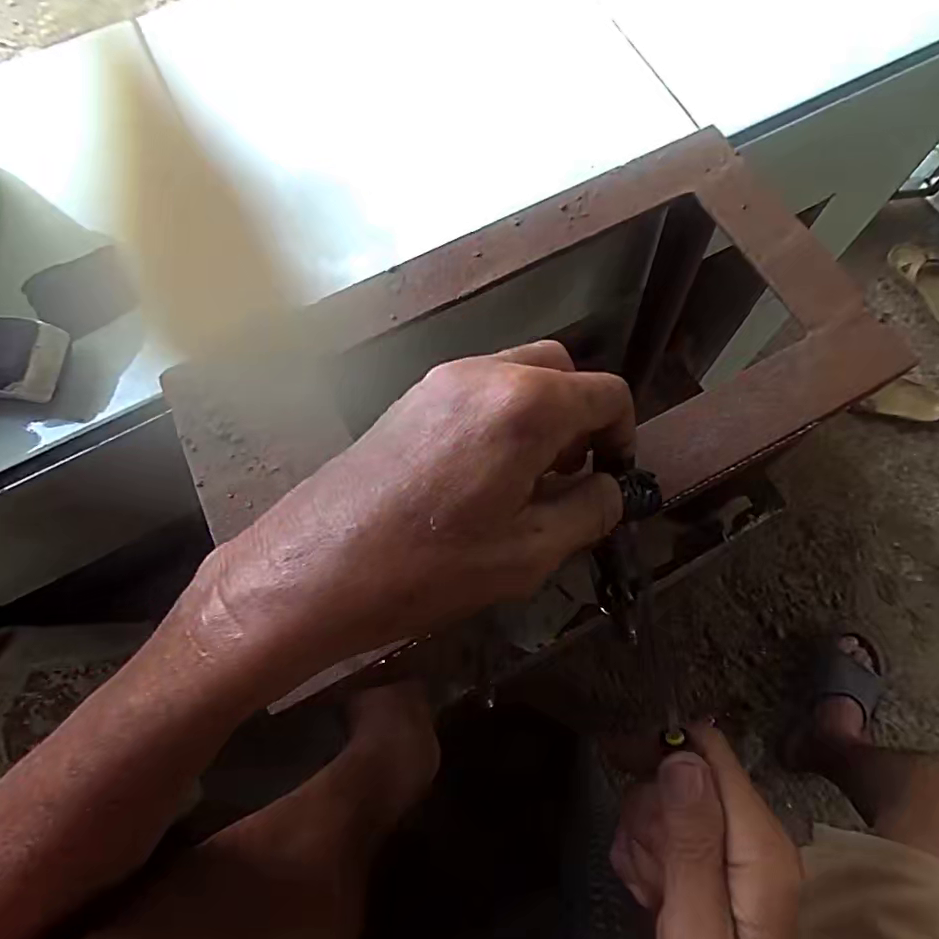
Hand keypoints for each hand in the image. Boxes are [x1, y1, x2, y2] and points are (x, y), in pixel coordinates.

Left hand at [201, 340, 633, 679]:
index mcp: (525, 405)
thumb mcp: (528, 554)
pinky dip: (500, 418)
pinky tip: (480, 475)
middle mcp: (484, 373)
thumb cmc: (427, 568)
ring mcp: (440, 379)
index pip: (607, 393)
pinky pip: (477, 391)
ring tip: (523, 481)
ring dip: (539, 416)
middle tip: (567, 476)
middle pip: (562, 371)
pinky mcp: (410, 398)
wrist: (314, 568)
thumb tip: (608, 489)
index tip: (610, 478)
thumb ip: (588, 511)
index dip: (623, 436)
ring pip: (517, 375)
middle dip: (580, 417)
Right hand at [611, 726, 803, 938]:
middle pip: (684, 774)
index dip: (667, 752)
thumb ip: (692, 843)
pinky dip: (649, 848)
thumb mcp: (694, 930)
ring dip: (646, 834)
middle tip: (651, 865)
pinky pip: (665, 821)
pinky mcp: (715, 848)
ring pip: (667, 795)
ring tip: (654, 884)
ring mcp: (736, 839)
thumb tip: (684, 759)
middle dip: (652, 811)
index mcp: (762, 845)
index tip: (632, 776)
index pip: (715, 755)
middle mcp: (756, 831)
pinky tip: (656, 885)